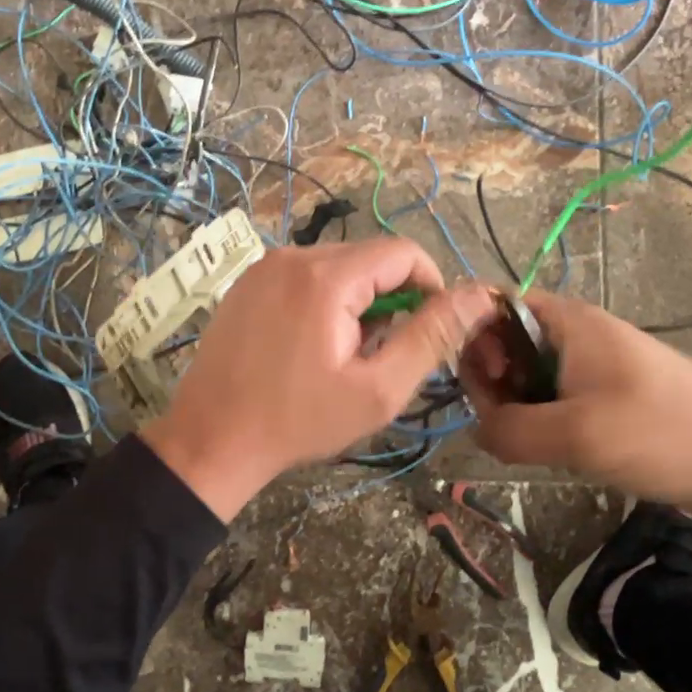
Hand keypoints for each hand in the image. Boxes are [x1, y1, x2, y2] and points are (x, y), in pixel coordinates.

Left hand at [143, 239, 497, 519]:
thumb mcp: (378, 389)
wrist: (212, 438)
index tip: (426, 332)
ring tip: (341, 354)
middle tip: (378, 354)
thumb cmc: (299, 421)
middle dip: (389, 298)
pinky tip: (309, 345)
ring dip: (355, 301)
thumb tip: (479, 296)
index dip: (429, 287)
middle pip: (368, 258)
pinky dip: (322, 300)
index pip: (404, 252)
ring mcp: (263, 265)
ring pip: (336, 267)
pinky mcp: (246, 281)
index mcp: (326, 277)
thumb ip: (431, 336)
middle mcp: (293, 255)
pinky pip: (303, 275)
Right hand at [459, 291, 691, 535]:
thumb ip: (509, 429)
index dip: (473, 336)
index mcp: (569, 321)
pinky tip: (553, 447)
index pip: (494, 303)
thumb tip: (477, 428)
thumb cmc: (660, 435)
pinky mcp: (610, 393)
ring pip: (530, 371)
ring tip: (528, 441)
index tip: (480, 382)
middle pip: (507, 339)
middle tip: (501, 422)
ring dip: (517, 402)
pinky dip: (543, 415)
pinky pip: (556, 393)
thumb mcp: (574, 435)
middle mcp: (579, 332)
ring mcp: (596, 363)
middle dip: (492, 377)